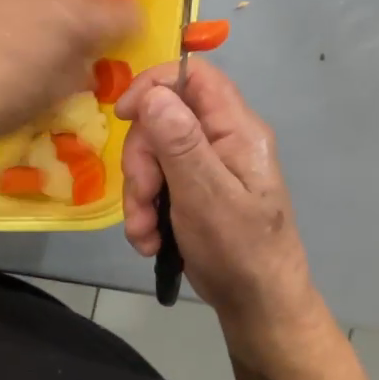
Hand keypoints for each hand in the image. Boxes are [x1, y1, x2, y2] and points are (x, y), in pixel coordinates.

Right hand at [115, 59, 314, 327]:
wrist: (256, 302)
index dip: (153, 86)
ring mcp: (205, 168)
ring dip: (138, 197)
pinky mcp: (191, 194)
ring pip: (152, 159)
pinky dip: (144, 214)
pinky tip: (150, 241)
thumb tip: (153, 95)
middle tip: (142, 200)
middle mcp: (220, 140)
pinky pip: (155, 187)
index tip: (122, 115)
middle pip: (161, 122)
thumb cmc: (239, 249)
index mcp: (235, 130)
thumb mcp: (205, 195)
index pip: (192, 76)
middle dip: (140, 164)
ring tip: (145, 233)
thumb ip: (180, 143)